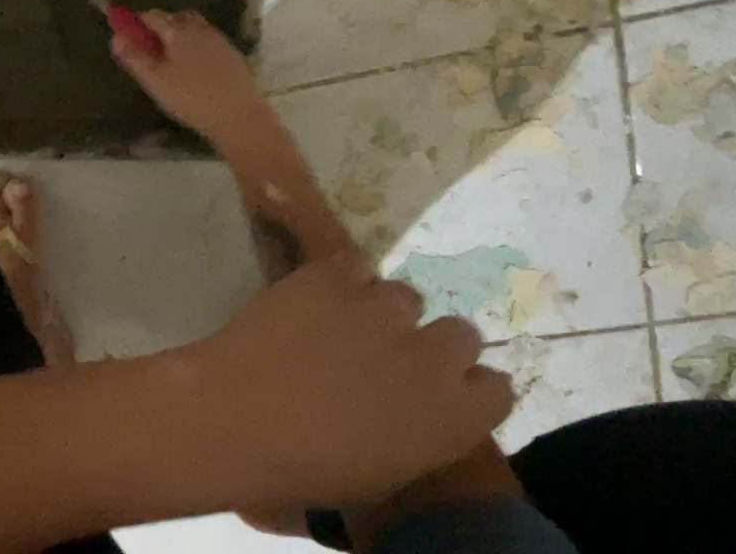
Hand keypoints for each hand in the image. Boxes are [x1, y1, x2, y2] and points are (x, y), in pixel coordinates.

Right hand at [111, 10, 266, 140]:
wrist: (240, 117)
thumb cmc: (191, 98)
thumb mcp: (155, 80)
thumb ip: (134, 57)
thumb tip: (116, 37)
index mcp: (179, 30)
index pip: (152, 16)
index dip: (136, 23)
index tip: (128, 38)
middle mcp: (201, 28)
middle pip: (175, 18)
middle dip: (160, 28)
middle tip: (150, 52)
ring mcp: (219, 40)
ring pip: (194, 29)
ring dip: (179, 37)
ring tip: (171, 62)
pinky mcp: (232, 55)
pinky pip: (208, 42)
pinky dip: (196, 48)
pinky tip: (194, 71)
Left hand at [171, 252, 512, 509]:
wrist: (240, 416)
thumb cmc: (306, 467)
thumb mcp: (383, 471)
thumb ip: (417, 434)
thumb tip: (413, 413)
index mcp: (454, 418)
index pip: (496, 388)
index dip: (467, 385)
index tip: (442, 388)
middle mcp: (431, 357)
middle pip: (460, 332)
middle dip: (432, 342)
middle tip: (393, 353)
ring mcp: (380, 309)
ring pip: (406, 295)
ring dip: (385, 309)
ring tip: (349, 323)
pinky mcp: (333, 276)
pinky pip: (357, 264)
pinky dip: (345, 277)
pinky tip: (322, 294)